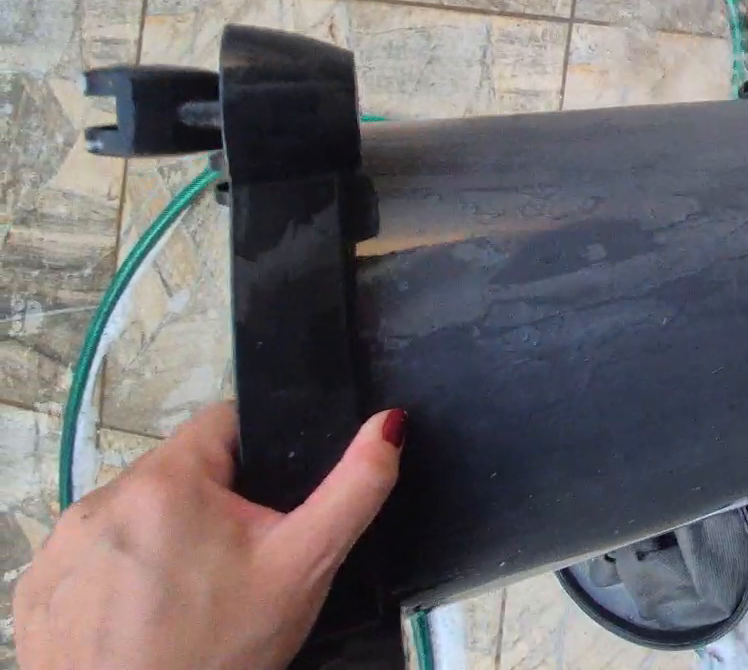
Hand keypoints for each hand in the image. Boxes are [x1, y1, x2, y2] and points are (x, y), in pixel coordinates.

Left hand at [16, 403, 404, 669]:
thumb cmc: (218, 647)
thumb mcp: (310, 558)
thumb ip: (359, 480)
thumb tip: (390, 421)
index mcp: (163, 482)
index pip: (227, 420)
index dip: (267, 447)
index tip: (278, 499)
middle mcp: (95, 506)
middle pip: (187, 467)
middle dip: (226, 495)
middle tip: (252, 549)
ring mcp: (54, 553)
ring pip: (146, 509)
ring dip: (179, 527)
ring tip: (206, 581)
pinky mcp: (35, 595)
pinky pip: (104, 550)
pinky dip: (135, 565)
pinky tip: (158, 607)